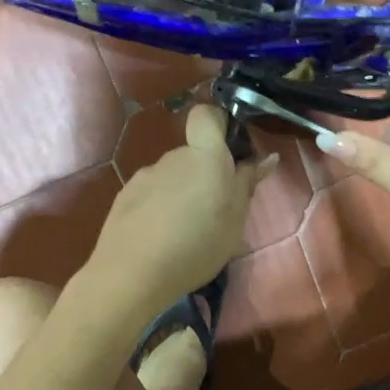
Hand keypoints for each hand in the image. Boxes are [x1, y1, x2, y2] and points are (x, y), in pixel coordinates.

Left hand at [86, 104, 276, 315]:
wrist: (132, 273)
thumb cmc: (196, 246)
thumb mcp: (234, 221)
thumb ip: (246, 184)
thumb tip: (266, 157)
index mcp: (205, 157)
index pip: (207, 116)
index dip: (217, 125)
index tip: (229, 154)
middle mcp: (172, 158)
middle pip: (191, 155)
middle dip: (203, 176)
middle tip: (213, 214)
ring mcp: (144, 176)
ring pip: (170, 178)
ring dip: (180, 196)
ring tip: (183, 234)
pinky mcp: (124, 197)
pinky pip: (149, 195)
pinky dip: (157, 210)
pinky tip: (158, 239)